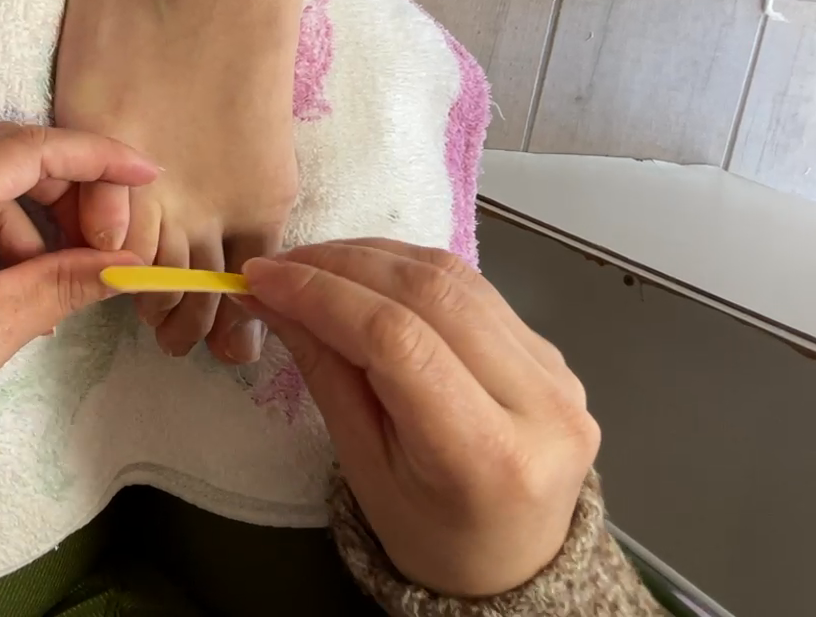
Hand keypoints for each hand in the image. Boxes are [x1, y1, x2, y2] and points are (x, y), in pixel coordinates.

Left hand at [0, 124, 159, 487]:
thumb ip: (68, 280)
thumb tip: (132, 263)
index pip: (30, 149)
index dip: (96, 156)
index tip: (147, 172)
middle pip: (11, 154)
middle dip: (66, 193)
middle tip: (104, 244)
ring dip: (30, 226)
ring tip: (43, 294)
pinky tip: (7, 287)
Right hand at [242, 240, 598, 597]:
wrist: (509, 559)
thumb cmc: (422, 525)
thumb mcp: (358, 459)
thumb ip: (320, 365)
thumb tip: (266, 292)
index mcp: (487, 455)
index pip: (395, 341)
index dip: (321, 295)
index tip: (260, 277)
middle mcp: (540, 403)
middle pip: (428, 293)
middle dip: (339, 265)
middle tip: (278, 263)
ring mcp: (554, 369)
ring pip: (450, 274)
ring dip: (368, 255)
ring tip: (311, 263)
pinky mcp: (549, 348)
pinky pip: (467, 283)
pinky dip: (402, 265)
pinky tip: (361, 272)